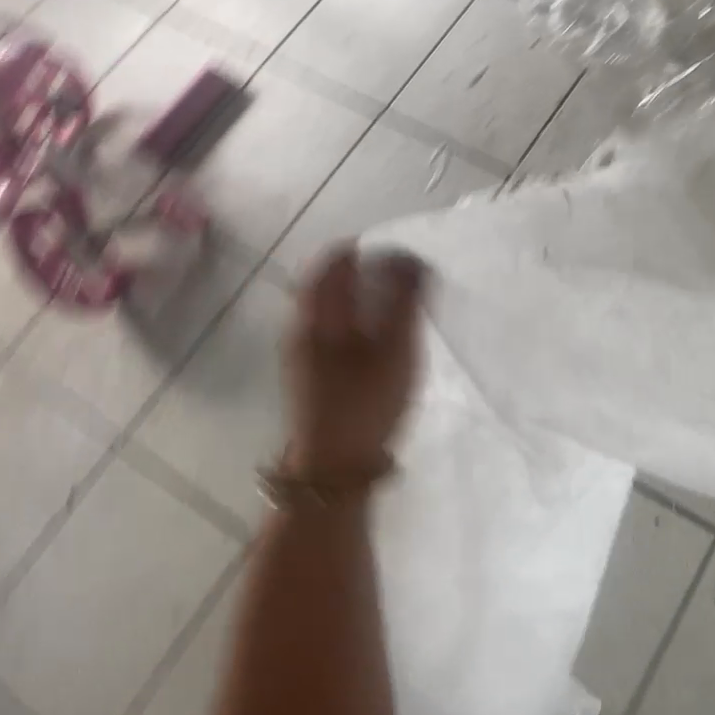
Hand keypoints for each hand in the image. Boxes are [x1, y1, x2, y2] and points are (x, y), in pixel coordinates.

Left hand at [282, 247, 429, 480]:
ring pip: (334, 307)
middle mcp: (303, 329)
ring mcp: (307, 353)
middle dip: (367, 270)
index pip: (332, 263)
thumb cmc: (367, 400)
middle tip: (410, 272)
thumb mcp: (395, 346)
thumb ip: (404, 300)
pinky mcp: (318, 373)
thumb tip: (412, 259)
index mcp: (316, 317)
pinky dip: (364, 317)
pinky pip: (338, 328)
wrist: (335, 465)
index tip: (403, 249)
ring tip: (406, 299)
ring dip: (367, 294)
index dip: (365, 249)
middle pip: (330, 284)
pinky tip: (389, 333)